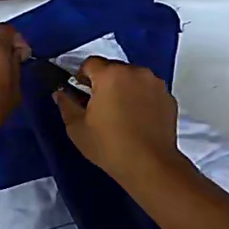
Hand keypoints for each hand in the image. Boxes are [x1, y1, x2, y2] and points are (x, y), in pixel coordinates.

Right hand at [53, 56, 185, 184]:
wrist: (149, 165)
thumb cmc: (108, 144)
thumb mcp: (77, 127)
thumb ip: (66, 104)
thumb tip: (60, 93)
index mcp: (110, 75)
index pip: (90, 63)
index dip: (81, 76)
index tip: (80, 93)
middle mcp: (135, 72)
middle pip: (113, 68)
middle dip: (104, 81)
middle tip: (99, 104)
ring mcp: (155, 84)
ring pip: (132, 78)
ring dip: (124, 87)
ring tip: (120, 112)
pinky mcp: (168, 98)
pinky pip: (148, 90)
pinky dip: (141, 97)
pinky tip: (136, 118)